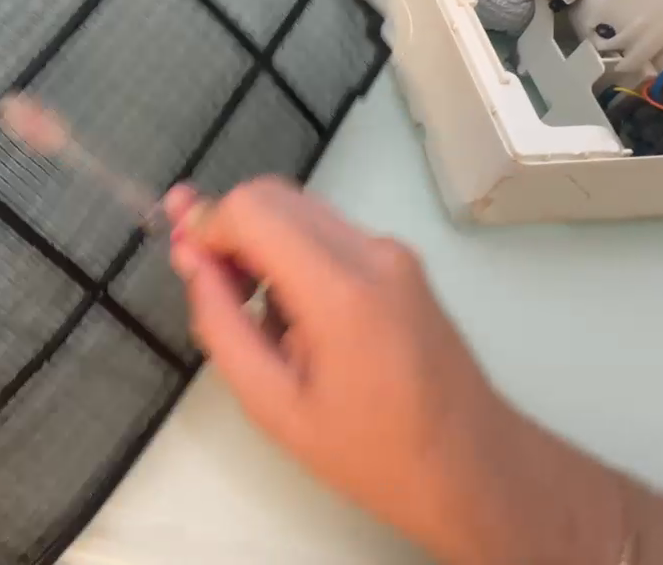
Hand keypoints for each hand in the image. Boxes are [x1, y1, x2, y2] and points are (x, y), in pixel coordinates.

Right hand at [164, 177, 540, 561]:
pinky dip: (287, 246)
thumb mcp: (273, 406)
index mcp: (341, 292)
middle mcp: (370, 250)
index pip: (252, 209)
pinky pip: (321, 227)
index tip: (186, 260)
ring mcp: (390, 248)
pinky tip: (290, 306)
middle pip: (270, 195)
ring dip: (256, 237)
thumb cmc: (370, 452)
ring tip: (248, 302)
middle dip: (226, 225)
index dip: (205, 223)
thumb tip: (191, 259)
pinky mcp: (397, 255)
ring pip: (294, 206)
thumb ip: (221, 324)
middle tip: (204, 276)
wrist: (477, 467)